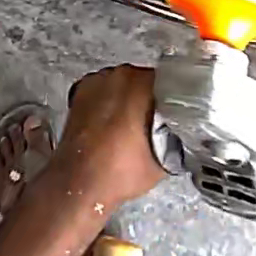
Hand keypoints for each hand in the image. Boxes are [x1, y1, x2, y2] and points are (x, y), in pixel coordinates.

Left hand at [51, 65, 166, 208]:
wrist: (81, 180)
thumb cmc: (119, 169)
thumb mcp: (164, 158)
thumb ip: (174, 136)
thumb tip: (176, 133)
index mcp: (140, 84)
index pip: (165, 82)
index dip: (170, 99)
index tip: (172, 111)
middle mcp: (117, 75)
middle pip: (141, 80)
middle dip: (148, 97)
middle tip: (153, 121)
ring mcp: (96, 81)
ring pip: (120, 84)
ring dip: (126, 98)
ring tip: (131, 124)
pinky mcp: (80, 90)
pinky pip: (102, 91)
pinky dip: (107, 102)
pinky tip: (111, 123)